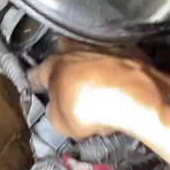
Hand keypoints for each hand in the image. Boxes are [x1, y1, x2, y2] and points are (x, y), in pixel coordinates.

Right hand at [27, 49, 169, 139]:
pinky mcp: (128, 47)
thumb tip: (56, 107)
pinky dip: (114, 65)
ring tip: (95, 81)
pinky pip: (114, 56)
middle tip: (68, 82)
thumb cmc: (89, 110)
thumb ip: (54, 113)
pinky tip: (119, 79)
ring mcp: (102, 44)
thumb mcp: (62, 124)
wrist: (134, 95)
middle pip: (62, 53)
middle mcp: (74, 48)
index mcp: (53, 65)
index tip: (38, 92)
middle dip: (63, 64)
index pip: (35, 74)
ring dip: (90, 63)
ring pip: (89, 50)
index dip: (35, 85)